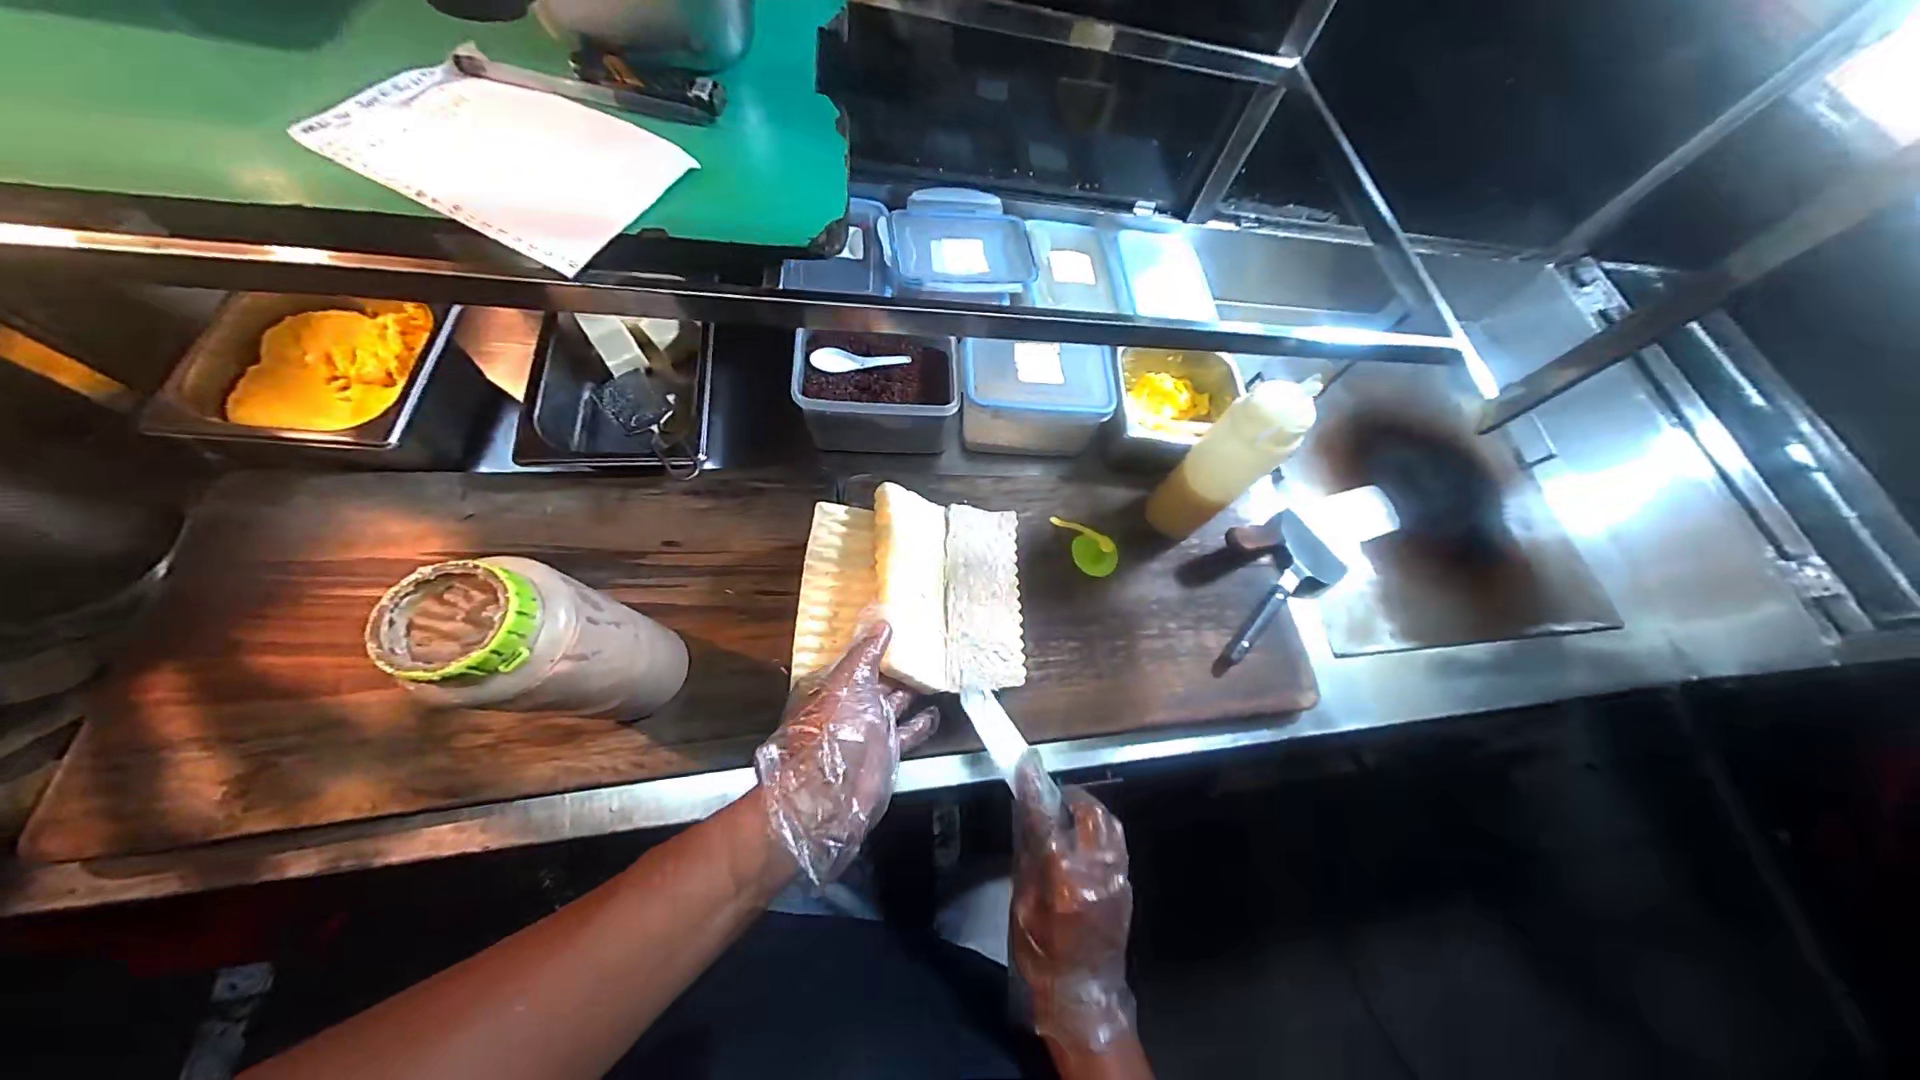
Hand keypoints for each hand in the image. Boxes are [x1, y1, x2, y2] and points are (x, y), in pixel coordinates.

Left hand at [755, 620, 937, 885]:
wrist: (828, 795)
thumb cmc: (829, 734)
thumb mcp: (847, 682)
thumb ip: (865, 654)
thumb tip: (881, 624)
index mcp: (836, 685)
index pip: (860, 657)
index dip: (878, 642)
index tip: (899, 625)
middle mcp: (852, 706)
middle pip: (881, 680)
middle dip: (899, 666)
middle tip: (924, 646)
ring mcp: (870, 730)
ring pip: (897, 703)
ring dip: (914, 691)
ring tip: (933, 673)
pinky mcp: (887, 752)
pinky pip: (909, 732)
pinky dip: (923, 723)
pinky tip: (935, 712)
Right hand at [1011, 759, 1136, 1051]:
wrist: (1082, 998)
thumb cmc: (1039, 955)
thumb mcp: (1021, 903)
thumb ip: (1028, 853)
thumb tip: (1027, 813)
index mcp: (1061, 877)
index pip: (1046, 815)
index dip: (1034, 785)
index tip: (1026, 762)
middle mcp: (1095, 870)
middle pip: (1089, 811)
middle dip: (1069, 795)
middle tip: (1050, 795)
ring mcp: (1117, 877)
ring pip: (1107, 822)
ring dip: (1086, 810)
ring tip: (1067, 813)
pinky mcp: (1127, 885)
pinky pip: (1115, 842)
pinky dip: (1098, 830)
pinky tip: (1083, 838)